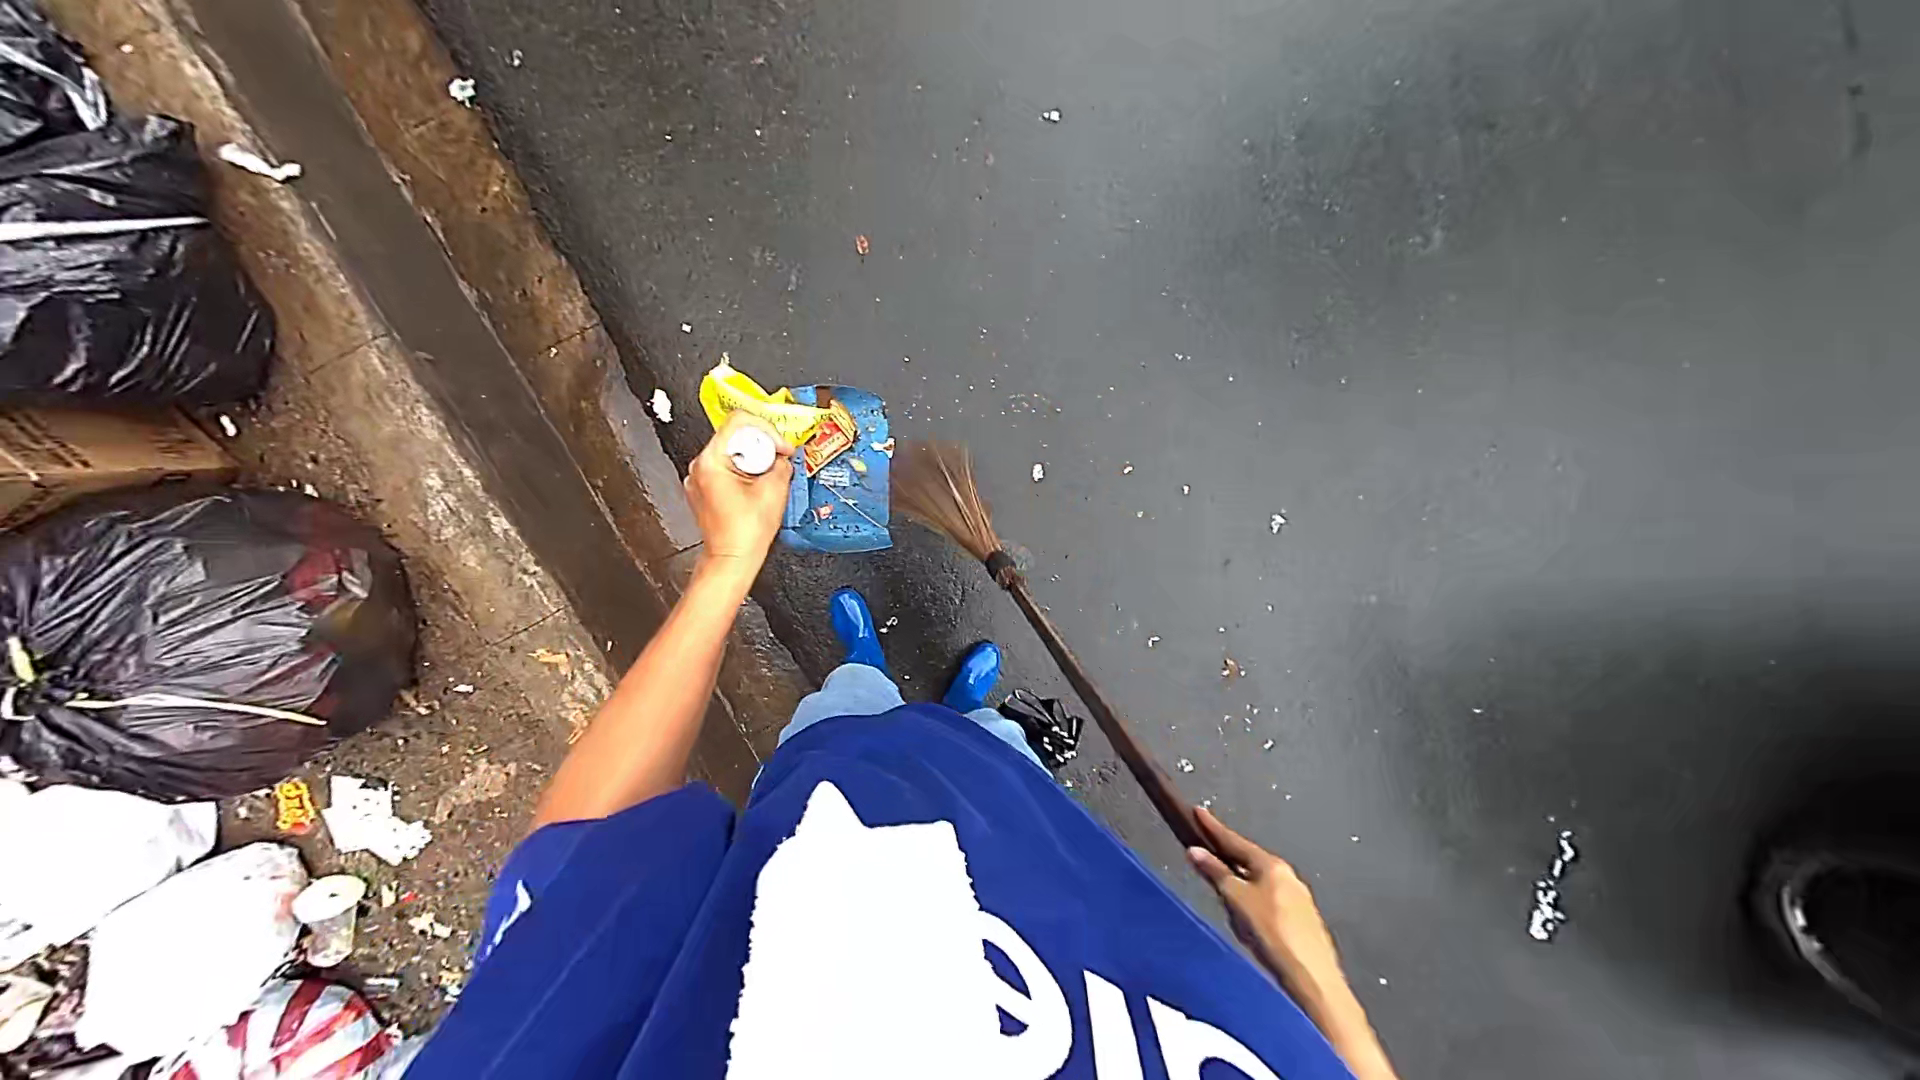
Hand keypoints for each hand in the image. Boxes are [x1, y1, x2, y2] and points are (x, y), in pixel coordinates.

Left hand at [685, 413, 793, 569]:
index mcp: (711, 461)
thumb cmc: (745, 533)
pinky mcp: (705, 490)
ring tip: (767, 483)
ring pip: (733, 454)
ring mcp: (700, 479)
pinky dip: (745, 474)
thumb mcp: (774, 491)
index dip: (767, 430)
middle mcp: (700, 467)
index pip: (739, 421)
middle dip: (762, 449)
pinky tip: (756, 491)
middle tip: (777, 465)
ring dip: (755, 462)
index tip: (780, 446)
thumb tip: (783, 457)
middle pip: (736, 438)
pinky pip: (727, 470)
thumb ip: (782, 464)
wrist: (732, 559)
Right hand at [1188, 806, 1343, 997]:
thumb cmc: (1271, 933)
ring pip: (1260, 885)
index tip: (1198, 811)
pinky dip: (1254, 908)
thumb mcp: (1236, 899)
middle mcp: (1288, 877)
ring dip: (1241, 888)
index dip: (1214, 828)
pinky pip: (1270, 905)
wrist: (1314, 982)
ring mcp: (1299, 901)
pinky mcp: (1304, 925)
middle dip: (1227, 861)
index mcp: (1272, 865)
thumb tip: (1195, 851)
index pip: (1235, 841)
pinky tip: (1250, 926)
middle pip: (1249, 862)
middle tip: (1207, 861)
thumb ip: (1215, 872)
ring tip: (1228, 905)